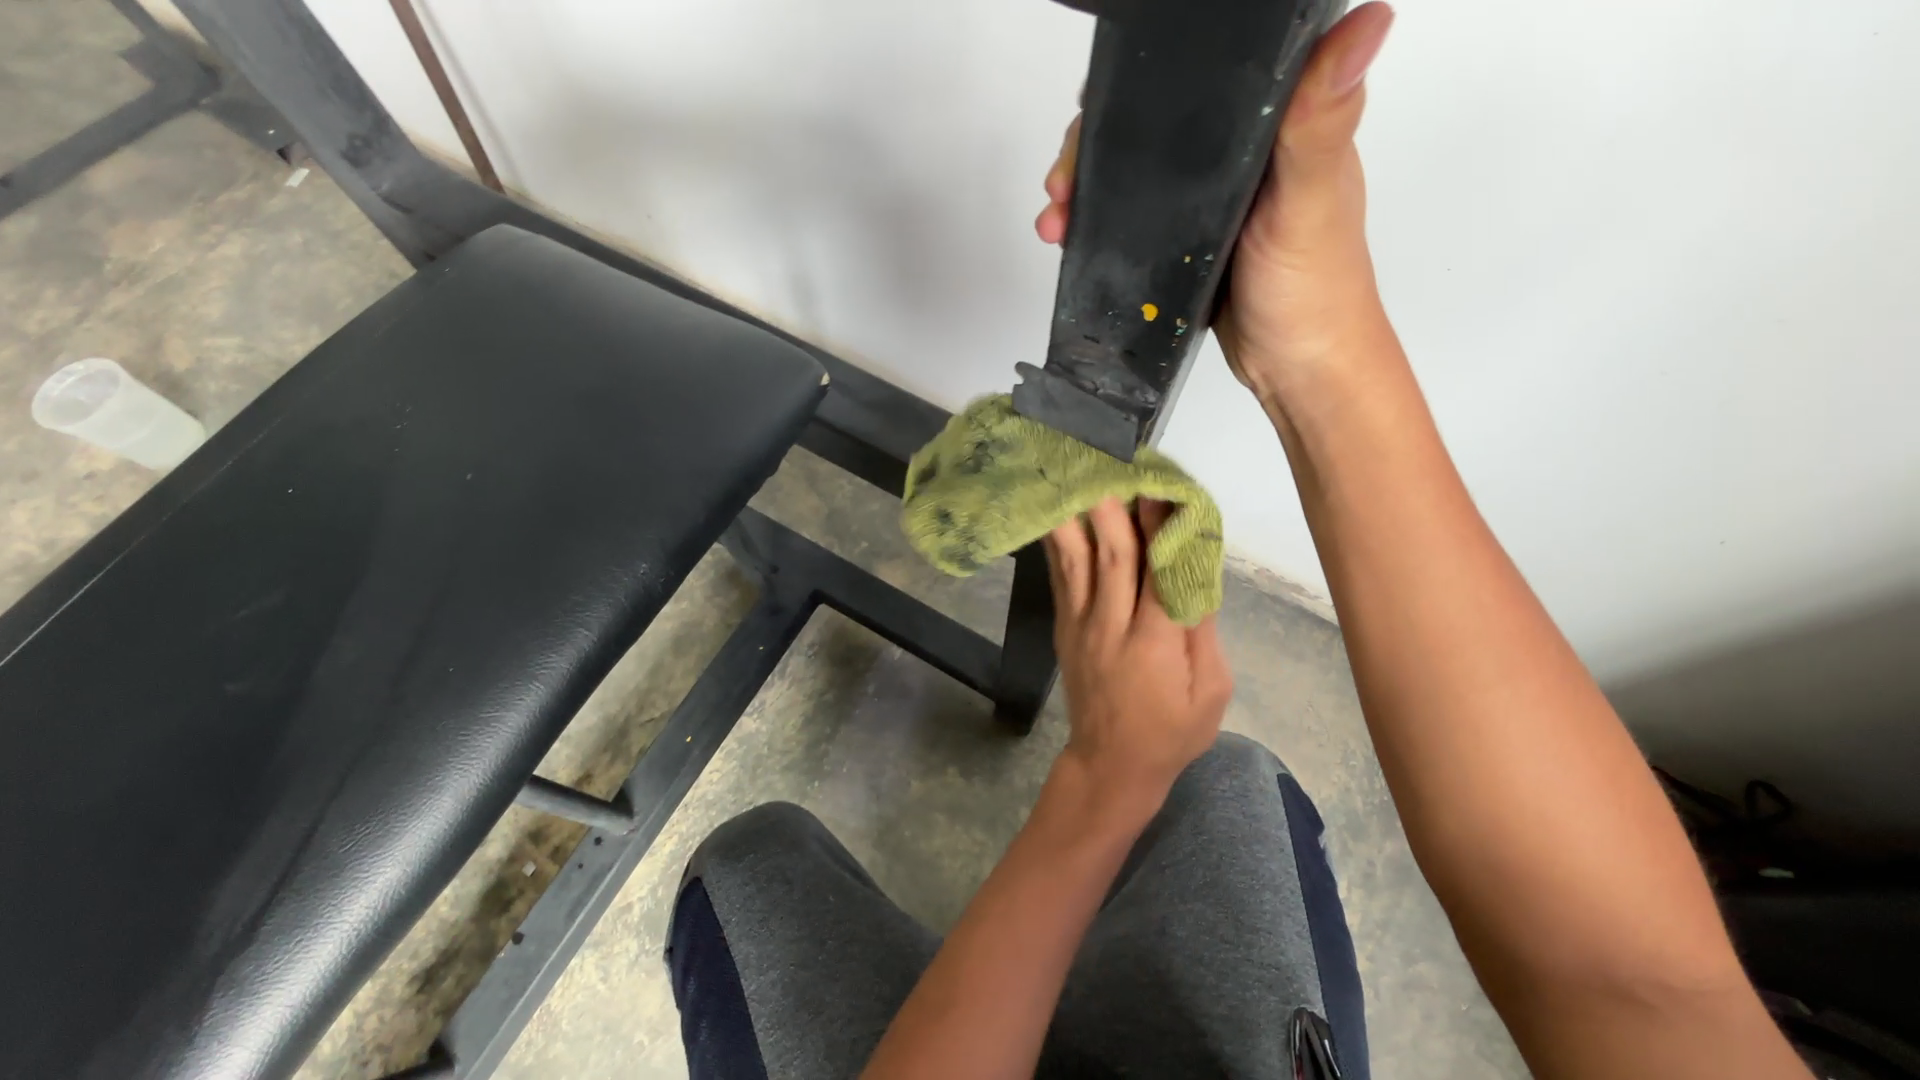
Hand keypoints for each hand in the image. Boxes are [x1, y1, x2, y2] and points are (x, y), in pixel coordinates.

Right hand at [1036, 2, 1396, 405]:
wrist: (1296, 370)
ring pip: (1134, 170)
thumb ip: (1319, 120)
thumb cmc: (1314, 289)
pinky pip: (1130, 217)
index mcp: (1279, 123)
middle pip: (1154, 123)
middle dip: (1098, 140)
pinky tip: (1068, 236)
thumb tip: (1368, 23)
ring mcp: (1208, 199)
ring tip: (1058, 212)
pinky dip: (1095, 222)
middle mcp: (1240, 153)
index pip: (1207, 74)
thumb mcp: (1308, 201)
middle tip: (1067, 174)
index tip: (1100, 100)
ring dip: (1086, 182)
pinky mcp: (1185, 239)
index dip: (1148, 76)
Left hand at [1044, 498, 1233, 822]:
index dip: (1162, 526)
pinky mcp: (1064, 627)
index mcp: (1155, 643)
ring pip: (1077, 559)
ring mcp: (1080, 625)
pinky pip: (1060, 575)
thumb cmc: (1172, 731)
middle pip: (1112, 554)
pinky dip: (1059, 539)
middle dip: (1117, 505)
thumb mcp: (1211, 690)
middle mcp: (1111, 626)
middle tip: (1118, 461)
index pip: (1159, 571)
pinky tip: (1058, 508)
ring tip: (1079, 470)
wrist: (1110, 764)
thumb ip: (1202, 629)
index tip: (1166, 485)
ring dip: (1079, 512)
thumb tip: (1195, 571)